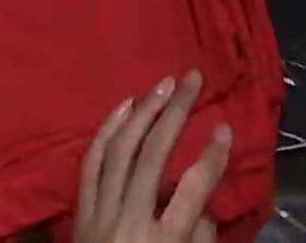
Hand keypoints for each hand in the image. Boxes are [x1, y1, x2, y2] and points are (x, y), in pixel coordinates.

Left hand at [77, 70, 231, 242]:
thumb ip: (198, 237)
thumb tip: (202, 199)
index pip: (192, 190)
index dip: (212, 156)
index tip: (225, 127)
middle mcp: (127, 223)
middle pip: (153, 156)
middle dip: (177, 111)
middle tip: (194, 78)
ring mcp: (99, 215)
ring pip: (120, 149)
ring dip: (144, 110)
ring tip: (164, 84)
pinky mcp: (80, 213)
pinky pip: (91, 161)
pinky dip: (108, 128)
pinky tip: (125, 105)